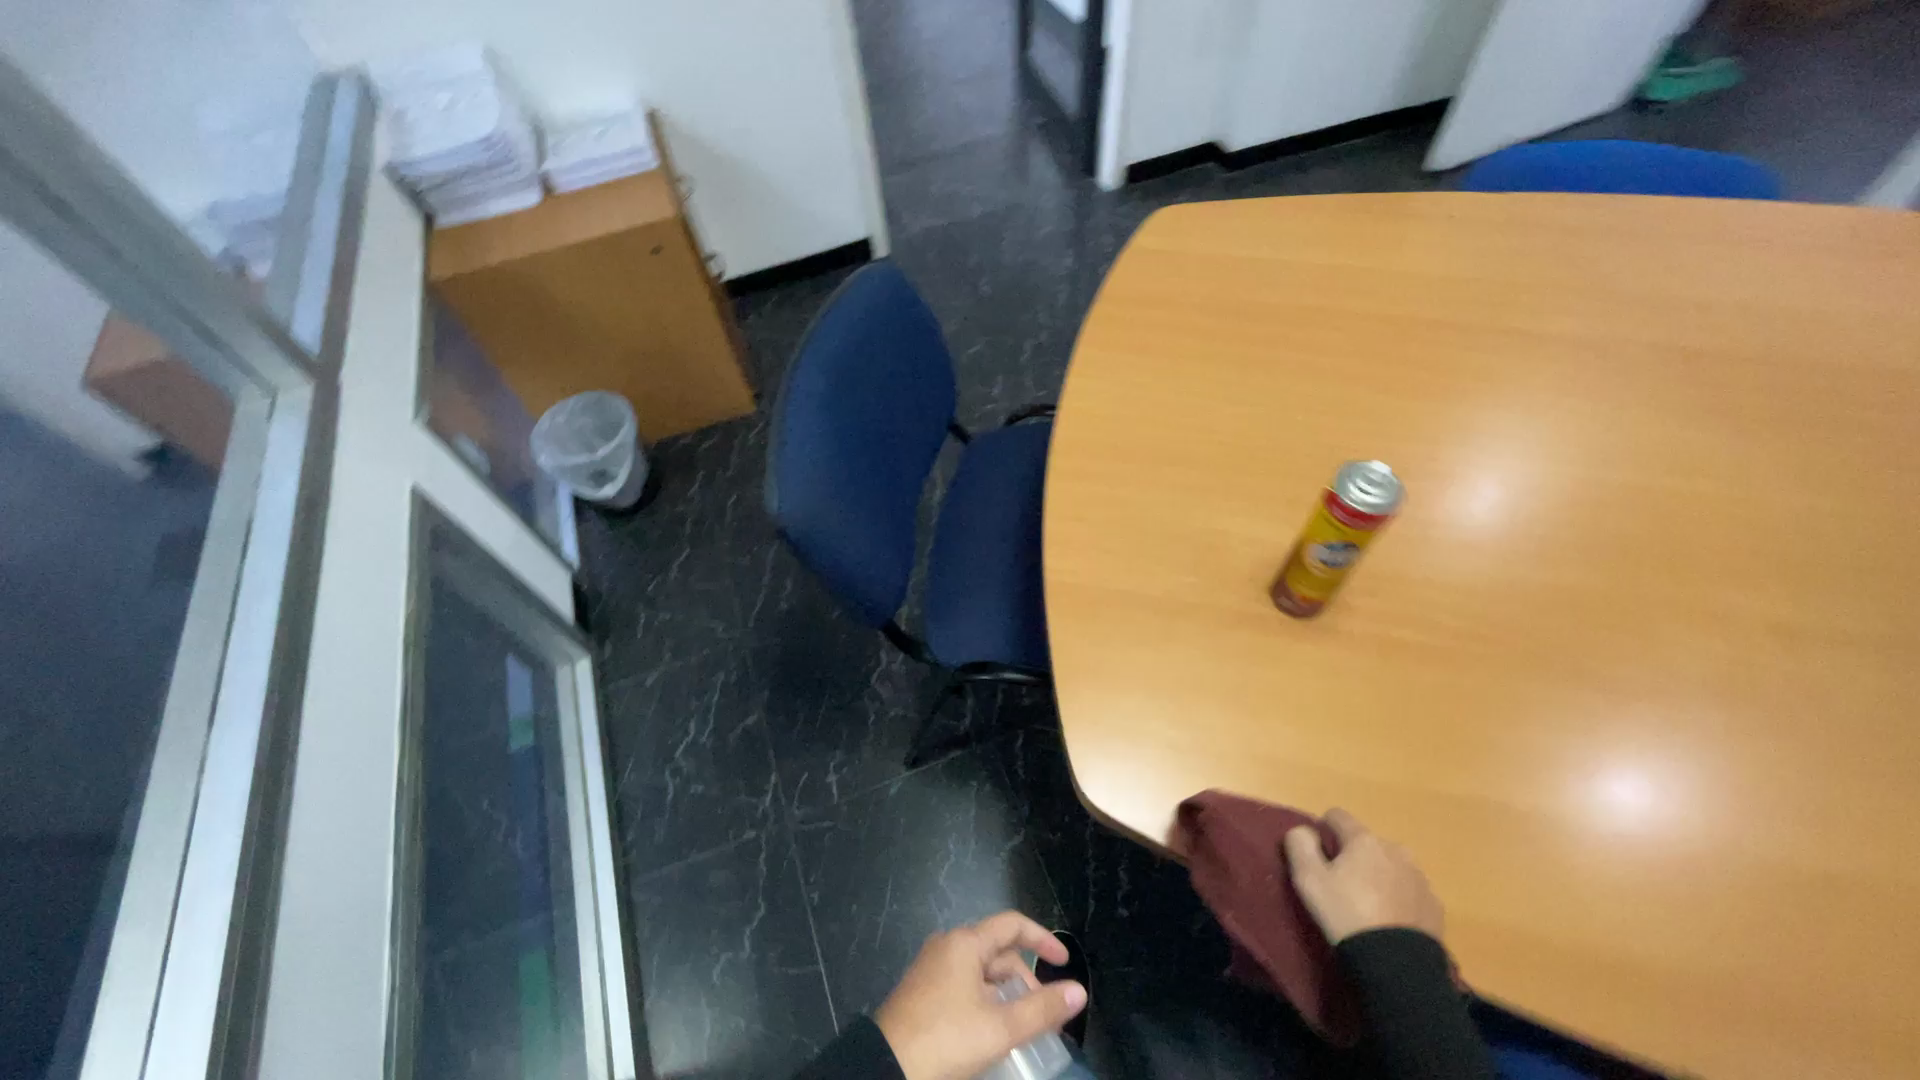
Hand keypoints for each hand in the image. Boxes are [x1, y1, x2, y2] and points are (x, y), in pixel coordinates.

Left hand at [874, 911, 1087, 1079]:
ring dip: (1006, 993)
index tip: (1064, 962)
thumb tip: (1078, 991)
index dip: (1042, 939)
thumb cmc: (945, 1039)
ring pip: (981, 972)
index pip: (1012, 925)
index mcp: (965, 943)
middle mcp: (947, 947)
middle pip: (997, 951)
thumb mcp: (999, 1028)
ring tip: (1024, 1026)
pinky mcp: (923, 992)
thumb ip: (1042, 1009)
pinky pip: (964, 986)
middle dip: (1026, 978)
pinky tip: (994, 1030)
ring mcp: (932, 969)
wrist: (884, 1067)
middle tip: (1045, 1013)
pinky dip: (986, 1001)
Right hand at [1284, 807, 1444, 945]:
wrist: (1396, 963)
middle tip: (1341, 885)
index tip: (1317, 855)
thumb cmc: (1346, 913)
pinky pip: (1409, 891)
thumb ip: (1299, 844)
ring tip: (1367, 905)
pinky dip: (1398, 898)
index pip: (1337, 815)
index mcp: (1364, 840)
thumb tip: (1305, 830)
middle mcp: (1396, 850)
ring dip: (1378, 875)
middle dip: (1353, 855)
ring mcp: (1420, 878)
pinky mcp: (1434, 905)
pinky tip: (1389, 920)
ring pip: (1390, 865)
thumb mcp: (1308, 878)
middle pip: (1366, 842)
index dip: (1323, 829)